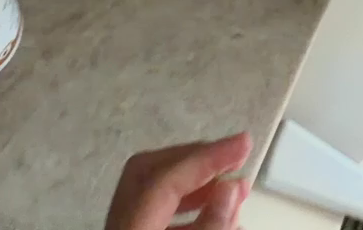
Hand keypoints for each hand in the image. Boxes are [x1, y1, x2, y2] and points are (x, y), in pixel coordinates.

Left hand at [104, 133, 251, 229]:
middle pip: (150, 168)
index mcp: (127, 226)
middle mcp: (118, 221)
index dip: (206, 157)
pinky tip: (219, 211)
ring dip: (197, 182)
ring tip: (237, 185)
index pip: (164, 178)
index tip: (244, 142)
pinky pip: (155, 213)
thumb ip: (209, 226)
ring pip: (153, 190)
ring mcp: (122, 227)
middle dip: (196, 158)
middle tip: (236, 155)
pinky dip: (188, 207)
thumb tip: (231, 187)